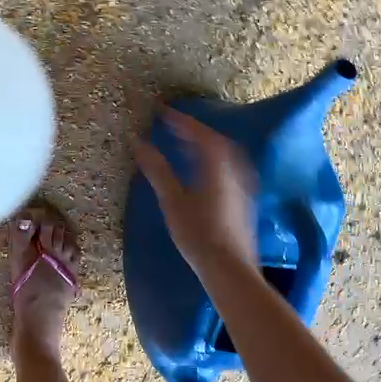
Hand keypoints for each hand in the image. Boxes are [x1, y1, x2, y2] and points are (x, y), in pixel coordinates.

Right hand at [133, 109, 258, 279]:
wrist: (230, 269)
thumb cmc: (198, 234)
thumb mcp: (172, 200)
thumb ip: (156, 169)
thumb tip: (137, 142)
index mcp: (218, 165)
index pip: (200, 133)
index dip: (180, 120)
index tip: (162, 111)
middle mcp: (234, 170)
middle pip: (215, 141)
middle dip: (193, 130)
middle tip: (172, 126)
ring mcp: (242, 186)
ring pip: (224, 155)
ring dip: (204, 145)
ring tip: (184, 146)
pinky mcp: (243, 200)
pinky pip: (227, 167)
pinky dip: (211, 160)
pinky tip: (199, 172)